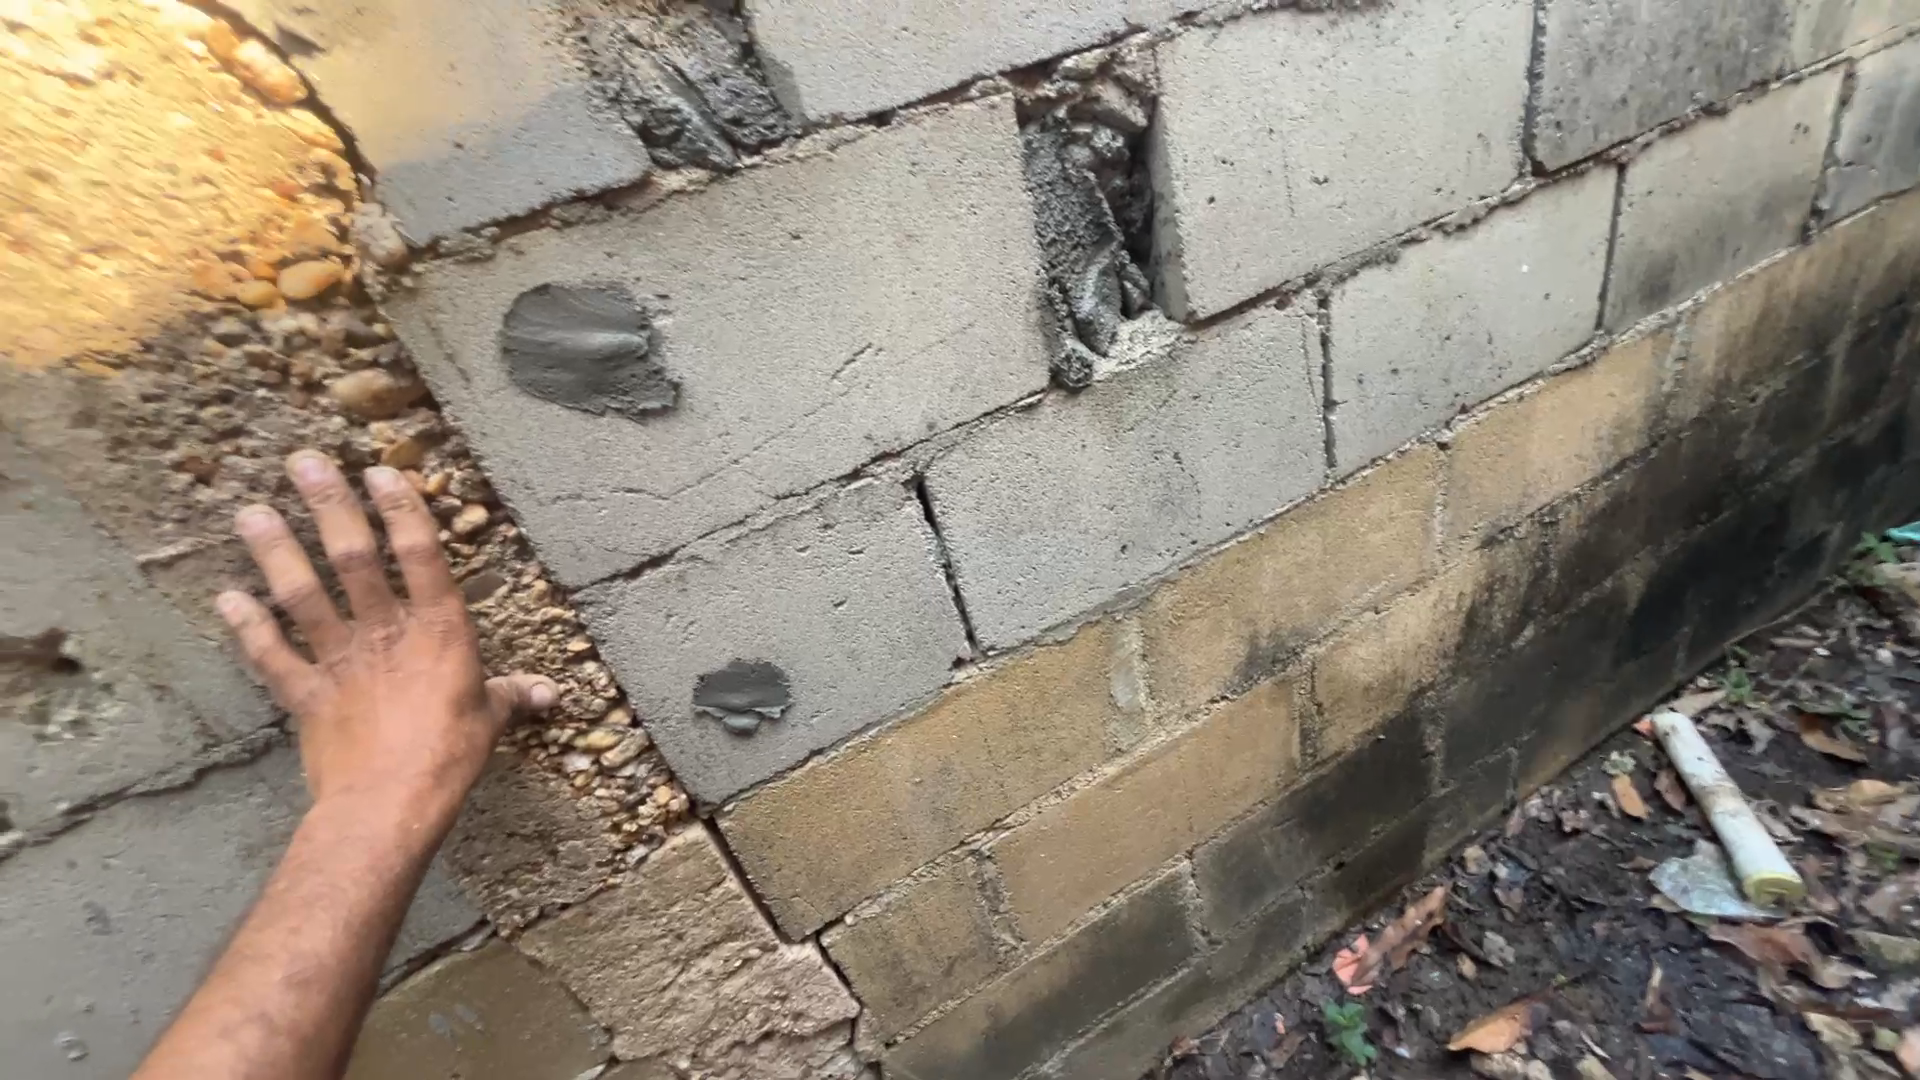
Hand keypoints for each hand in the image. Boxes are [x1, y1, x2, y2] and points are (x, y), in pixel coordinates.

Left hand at [216, 450, 555, 824]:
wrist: (388, 803)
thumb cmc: (453, 753)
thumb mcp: (495, 718)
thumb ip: (516, 695)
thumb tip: (554, 693)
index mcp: (440, 630)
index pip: (420, 557)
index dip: (402, 512)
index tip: (382, 473)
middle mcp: (385, 632)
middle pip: (352, 559)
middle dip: (328, 507)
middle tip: (304, 463)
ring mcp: (337, 660)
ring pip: (302, 594)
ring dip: (274, 551)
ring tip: (250, 510)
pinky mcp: (303, 694)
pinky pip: (269, 654)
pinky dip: (246, 626)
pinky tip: (226, 597)